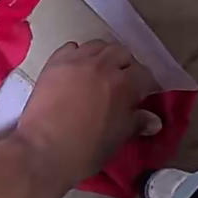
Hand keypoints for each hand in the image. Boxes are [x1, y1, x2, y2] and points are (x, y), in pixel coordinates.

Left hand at [8, 40, 159, 190]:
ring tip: (100, 73)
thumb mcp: (118, 138)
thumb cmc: (86, 150)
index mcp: (124, 84)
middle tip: (122, 83)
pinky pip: (71, 48)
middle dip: (126, 66)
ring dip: (104, 56)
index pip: (145, 74)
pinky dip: (78, 54)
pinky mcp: (54, 63)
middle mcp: (102, 65)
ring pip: (98, 45)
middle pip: (122, 52)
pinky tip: (77, 70)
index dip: (147, 85)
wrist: (42, 152)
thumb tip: (154, 120)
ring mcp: (76, 61)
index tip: (144, 96)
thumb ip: (137, 122)